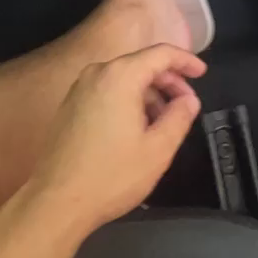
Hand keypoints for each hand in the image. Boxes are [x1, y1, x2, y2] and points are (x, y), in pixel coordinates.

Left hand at [24, 44, 206, 233]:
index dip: (185, 61)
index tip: (202, 73)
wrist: (56, 202)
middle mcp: (98, 72)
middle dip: (168, 81)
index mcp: (120, 76)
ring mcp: (80, 88)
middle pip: (141, 64)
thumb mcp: (157, 150)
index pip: (160, 54)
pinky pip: (108, 90)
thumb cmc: (111, 176)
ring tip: (164, 122)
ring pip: (124, 78)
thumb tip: (189, 100)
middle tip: (186, 104)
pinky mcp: (70, 105)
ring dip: (149, 93)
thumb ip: (179, 117)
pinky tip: (137, 127)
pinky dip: (128, 99)